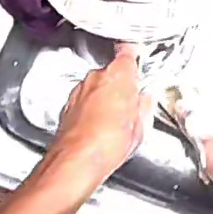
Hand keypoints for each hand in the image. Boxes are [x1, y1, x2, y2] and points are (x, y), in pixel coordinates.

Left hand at [43, 44, 151, 196]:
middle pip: (112, 71)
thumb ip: (144, 105)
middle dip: (120, 84)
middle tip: (130, 103)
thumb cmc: (107, 142)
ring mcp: (80, 90)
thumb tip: (145, 101)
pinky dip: (90, 109)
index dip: (133, 54)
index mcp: (119, 73)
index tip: (137, 59)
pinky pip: (84, 100)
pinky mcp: (67, 105)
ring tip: (113, 121)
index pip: (127, 51)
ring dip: (104, 97)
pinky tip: (98, 128)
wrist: (76, 162)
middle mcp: (97, 76)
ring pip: (97, 86)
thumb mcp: (141, 125)